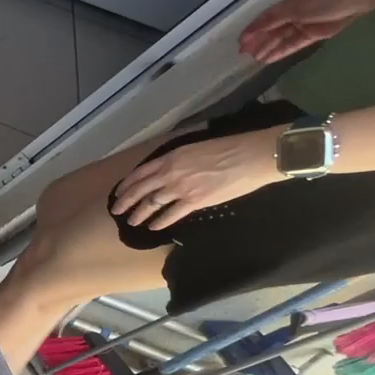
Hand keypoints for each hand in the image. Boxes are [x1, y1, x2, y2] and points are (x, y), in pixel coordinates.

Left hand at [110, 128, 281, 229]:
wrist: (258, 154)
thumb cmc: (233, 147)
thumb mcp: (197, 148)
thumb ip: (178, 160)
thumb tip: (169, 169)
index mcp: (170, 158)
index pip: (139, 173)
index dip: (126, 185)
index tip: (118, 193)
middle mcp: (170, 173)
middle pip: (139, 190)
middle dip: (124, 202)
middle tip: (116, 211)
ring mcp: (180, 188)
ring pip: (151, 204)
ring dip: (139, 214)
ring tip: (132, 222)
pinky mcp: (195, 201)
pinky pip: (171, 214)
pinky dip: (160, 222)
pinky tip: (154, 227)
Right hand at [238, 0, 374, 62]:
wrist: (363, 4)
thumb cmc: (327, 2)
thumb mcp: (296, 8)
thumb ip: (272, 20)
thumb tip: (250, 31)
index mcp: (290, 4)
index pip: (265, 18)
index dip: (252, 30)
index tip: (240, 43)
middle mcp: (295, 14)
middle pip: (271, 29)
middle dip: (257, 41)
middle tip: (243, 54)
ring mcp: (304, 25)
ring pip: (280, 38)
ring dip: (267, 48)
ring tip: (254, 59)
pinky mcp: (313, 35)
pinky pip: (292, 45)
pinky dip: (280, 52)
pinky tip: (268, 60)